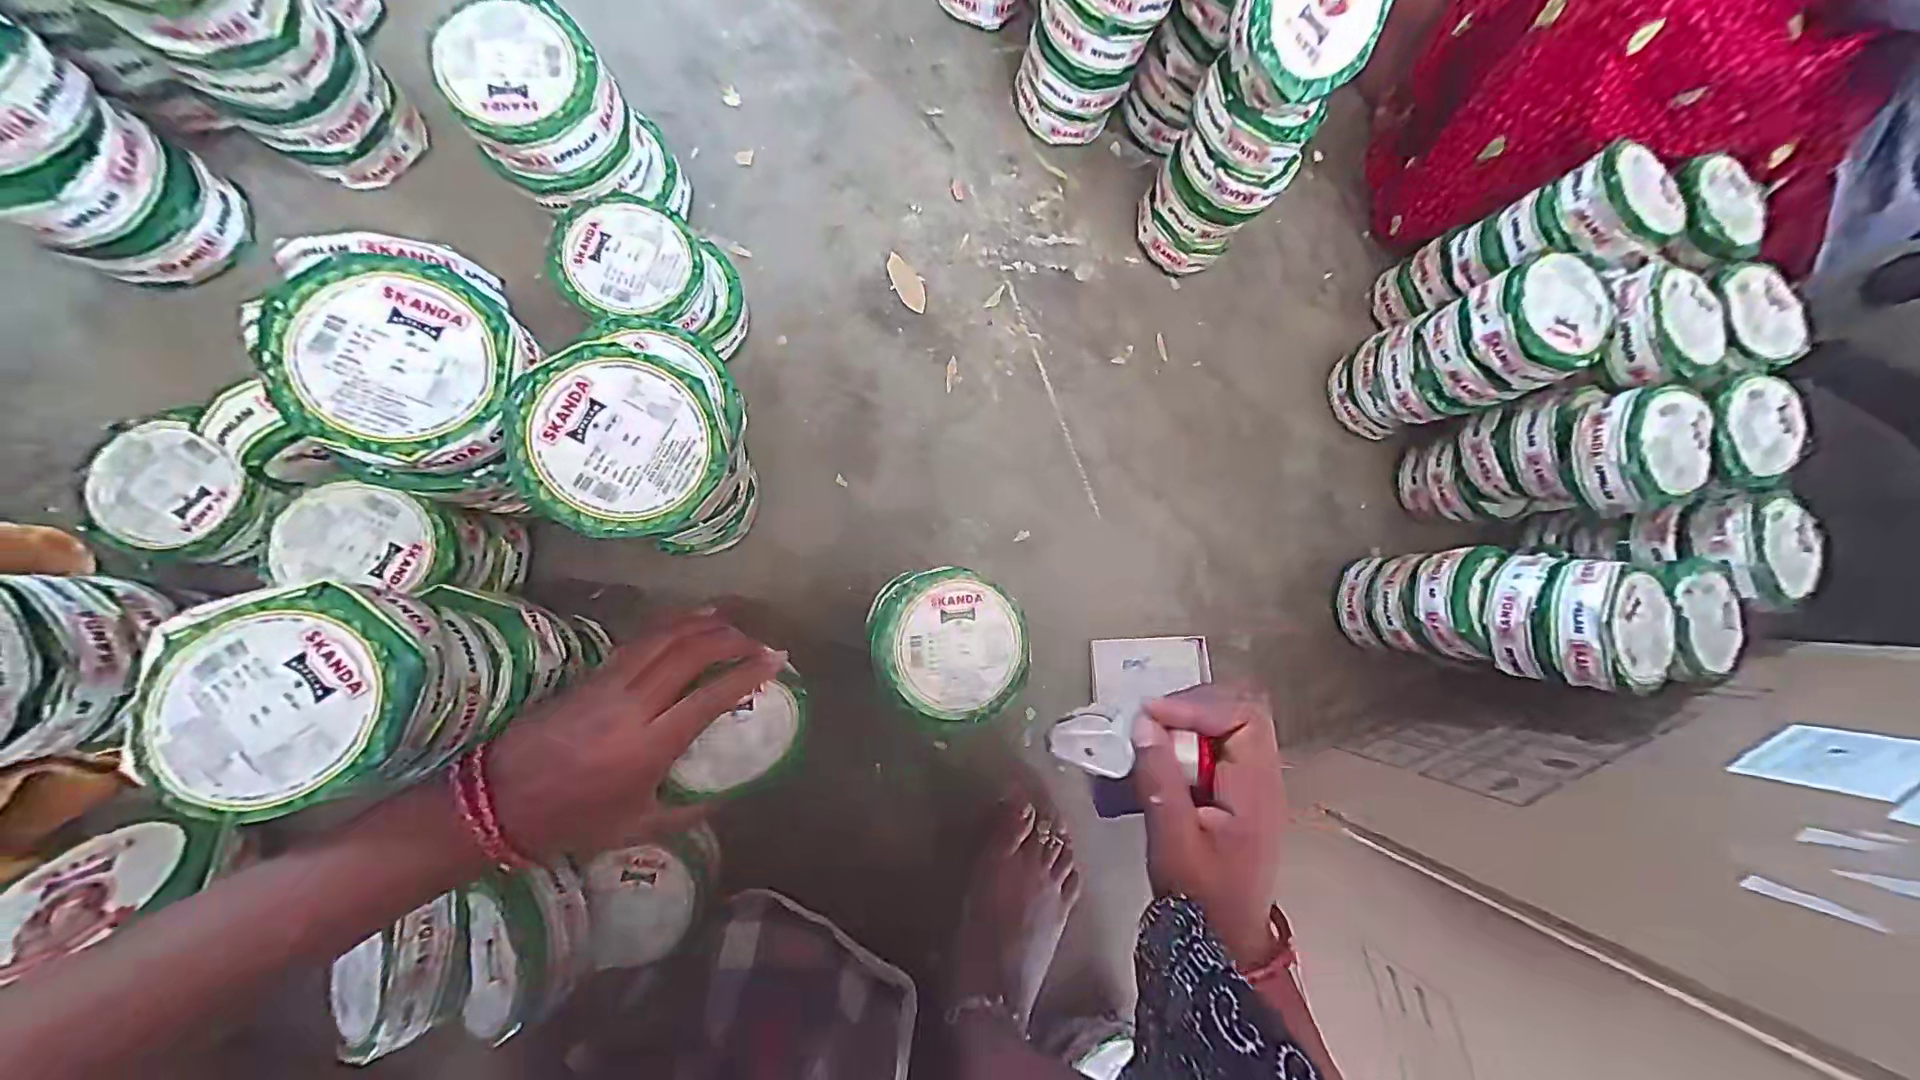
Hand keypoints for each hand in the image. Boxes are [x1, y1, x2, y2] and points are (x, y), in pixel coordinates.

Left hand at [486, 609, 785, 859]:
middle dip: (732, 640)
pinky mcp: (592, 675)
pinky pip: (641, 640)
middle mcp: (633, 707)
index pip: (710, 697)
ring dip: (703, 624)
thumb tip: (726, 796)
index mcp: (649, 746)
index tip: (775, 661)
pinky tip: (689, 620)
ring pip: (664, 638)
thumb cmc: (569, 821)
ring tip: (733, 622)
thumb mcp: (636, 827)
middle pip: (690, 654)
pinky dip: (671, 624)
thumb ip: (687, 812)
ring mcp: (609, 685)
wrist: (493, 802)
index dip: (747, 673)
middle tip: (758, 642)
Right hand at [1131, 683, 1285, 967]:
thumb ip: (1159, 779)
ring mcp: (1251, 785)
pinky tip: (1159, 753)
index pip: (1242, 718)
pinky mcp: (1234, 792)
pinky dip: (1185, 740)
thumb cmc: (1200, 897)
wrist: (1221, 943)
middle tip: (1150, 719)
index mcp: (1257, 790)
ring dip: (1186, 723)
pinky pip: (1214, 747)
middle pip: (1238, 713)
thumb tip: (1145, 725)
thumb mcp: (1172, 839)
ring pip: (1226, 727)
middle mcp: (1262, 779)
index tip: (1151, 714)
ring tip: (1150, 733)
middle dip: (1190, 708)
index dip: (1196, 707)